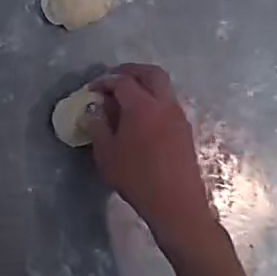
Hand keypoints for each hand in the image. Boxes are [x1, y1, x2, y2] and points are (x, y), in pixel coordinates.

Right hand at [88, 64, 219, 248]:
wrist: (177, 204)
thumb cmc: (137, 179)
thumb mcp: (107, 155)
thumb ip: (98, 127)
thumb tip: (95, 111)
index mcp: (142, 106)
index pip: (122, 81)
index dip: (104, 81)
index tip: (92, 89)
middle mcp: (164, 104)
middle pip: (151, 73)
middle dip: (130, 71)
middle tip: (113, 79)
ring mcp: (178, 116)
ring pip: (163, 86)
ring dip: (144, 84)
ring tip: (125, 99)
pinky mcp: (185, 129)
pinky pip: (168, 102)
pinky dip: (153, 99)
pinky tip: (140, 117)